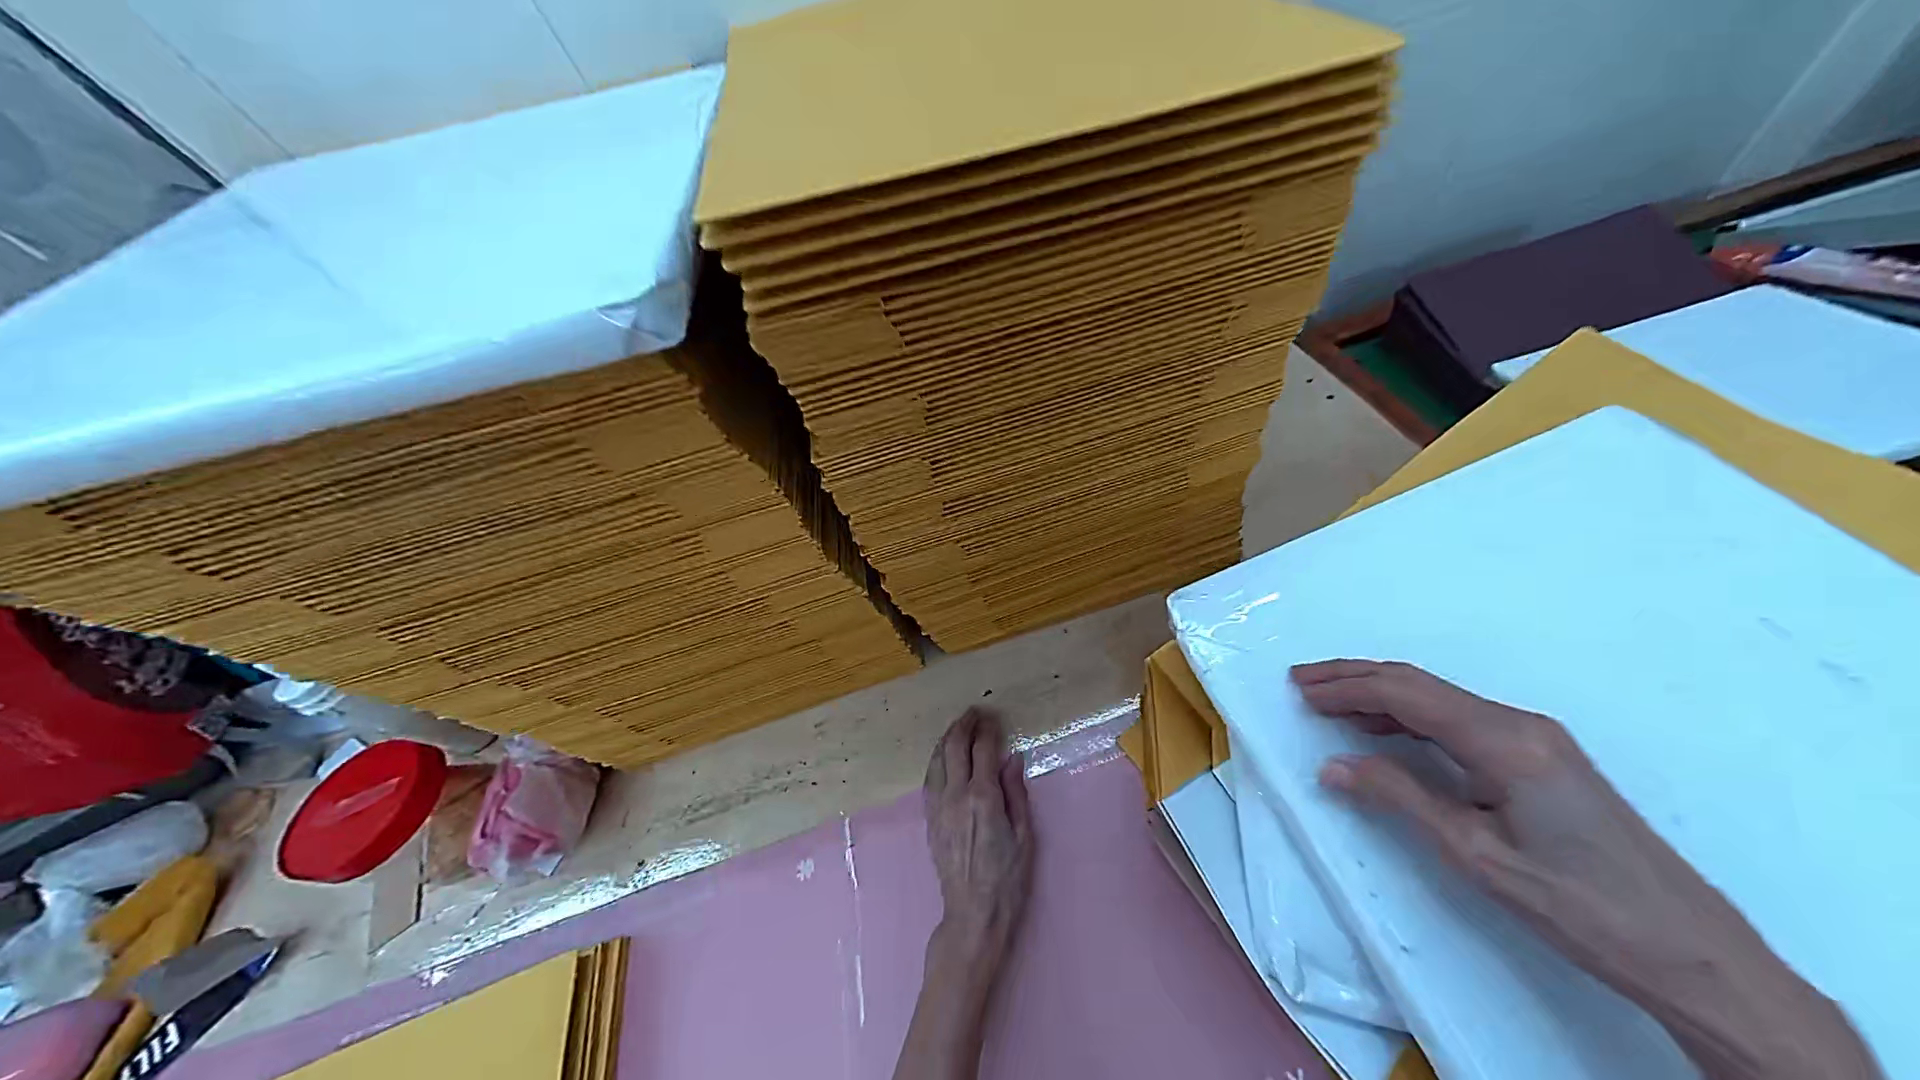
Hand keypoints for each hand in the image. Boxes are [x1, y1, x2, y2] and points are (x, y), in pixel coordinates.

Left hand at [894, 708, 1032, 1079]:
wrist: (973, 912)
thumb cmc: (1007, 877)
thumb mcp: (1024, 835)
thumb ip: (1015, 792)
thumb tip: (1012, 758)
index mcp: (983, 796)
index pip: (983, 749)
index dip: (988, 729)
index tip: (994, 717)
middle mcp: (956, 794)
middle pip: (954, 746)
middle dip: (964, 724)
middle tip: (975, 713)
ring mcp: (939, 805)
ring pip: (937, 758)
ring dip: (948, 737)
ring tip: (959, 726)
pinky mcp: (930, 817)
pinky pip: (930, 777)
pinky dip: (937, 758)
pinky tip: (944, 756)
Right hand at [1292, 659, 1880, 1079]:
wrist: (1694, 952)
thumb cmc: (1579, 906)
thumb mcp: (1476, 856)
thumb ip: (1400, 798)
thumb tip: (1333, 766)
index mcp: (1505, 741)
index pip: (1406, 694)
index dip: (1347, 687)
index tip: (1300, 690)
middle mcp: (1520, 724)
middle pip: (1420, 683)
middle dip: (1355, 677)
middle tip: (1302, 680)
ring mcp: (1535, 738)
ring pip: (1439, 698)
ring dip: (1380, 695)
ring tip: (1330, 701)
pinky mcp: (1541, 757)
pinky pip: (1460, 719)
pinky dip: (1411, 716)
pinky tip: (1386, 731)